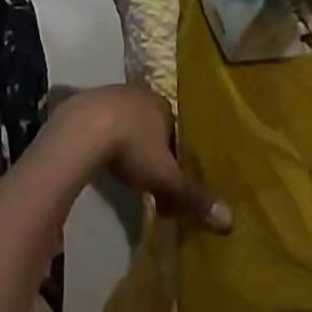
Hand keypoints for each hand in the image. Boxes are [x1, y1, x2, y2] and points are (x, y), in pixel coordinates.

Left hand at [63, 86, 231, 232]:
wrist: (83, 129)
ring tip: (124, 164)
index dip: (175, 151)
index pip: (175, 127)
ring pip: (126, 117)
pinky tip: (100, 152)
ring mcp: (112, 93)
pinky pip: (103, 119)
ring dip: (127, 137)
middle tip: (148, 172)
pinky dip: (105, 134)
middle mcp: (140, 93)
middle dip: (151, 144)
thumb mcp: (165, 176)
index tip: (171, 172)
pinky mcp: (87, 100)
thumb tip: (229, 219)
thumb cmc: (131, 147)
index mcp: (162, 105)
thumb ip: (193, 195)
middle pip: (151, 120)